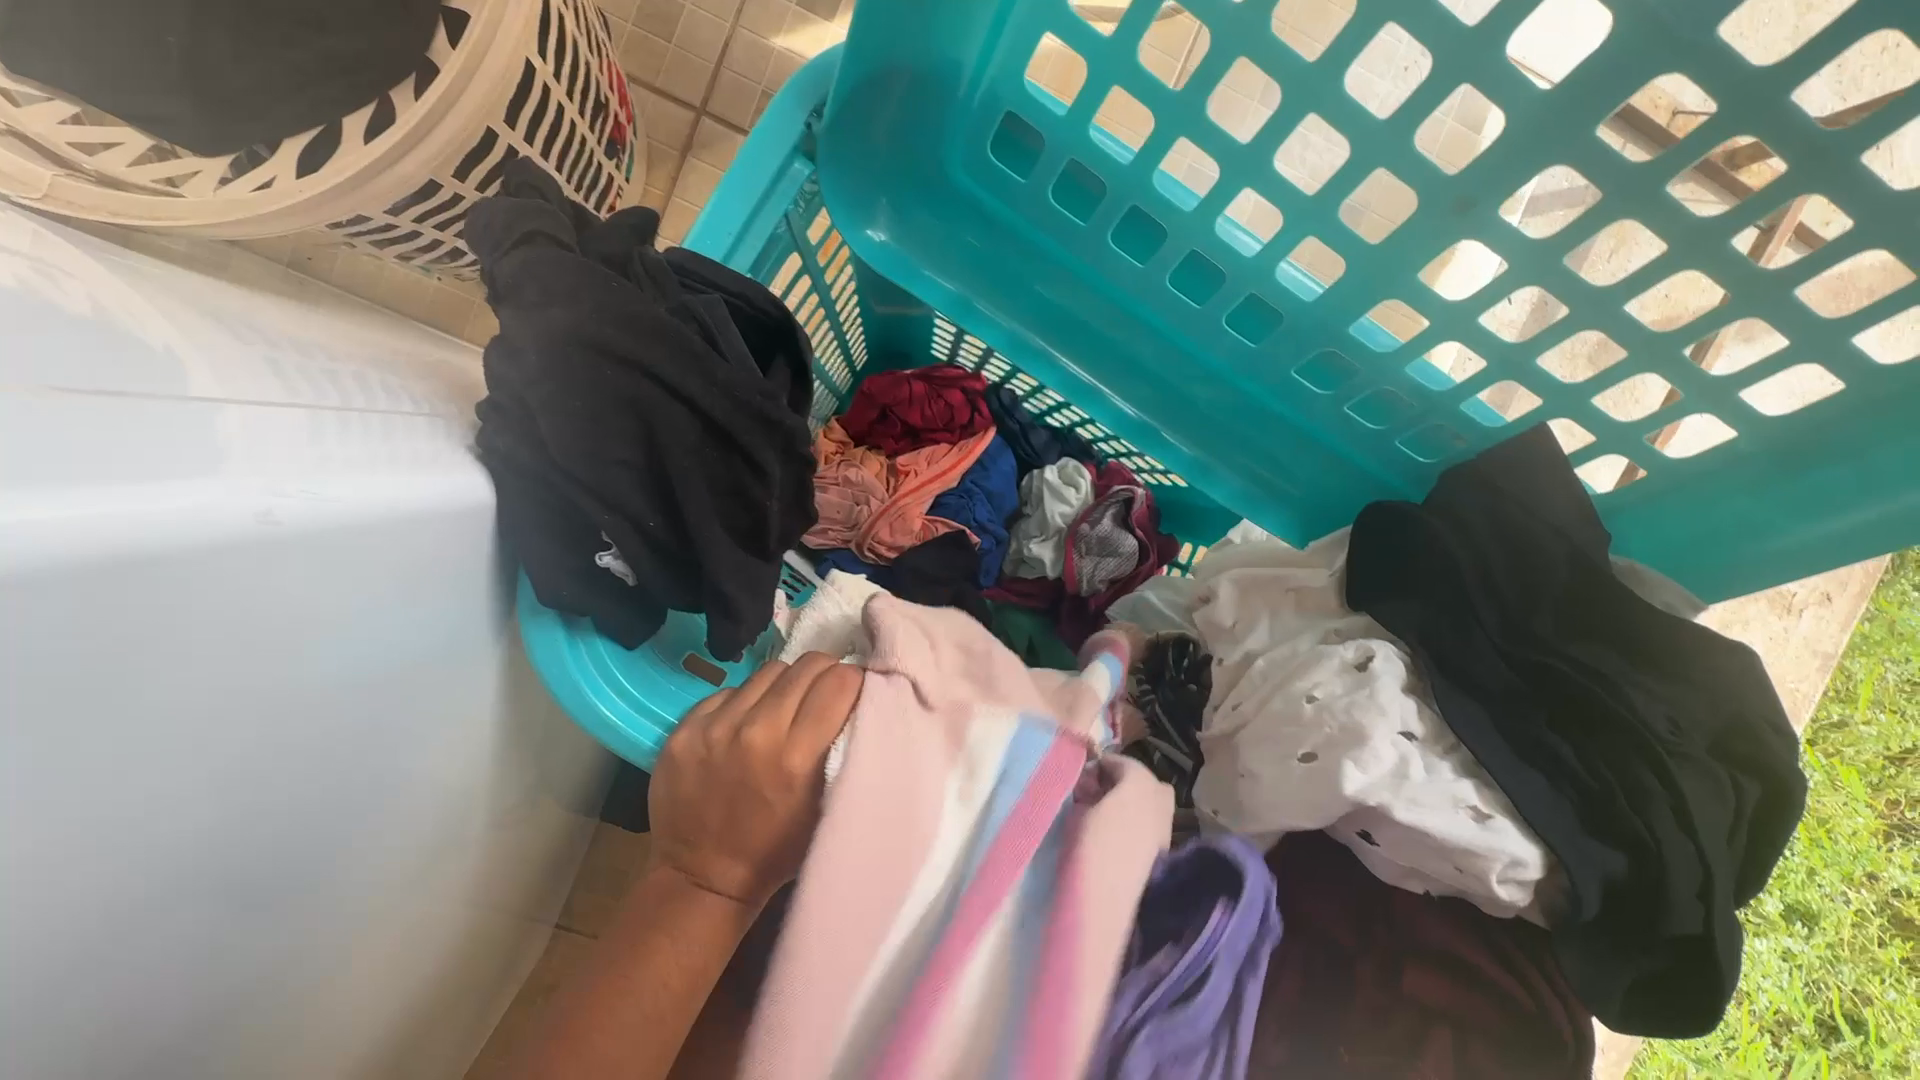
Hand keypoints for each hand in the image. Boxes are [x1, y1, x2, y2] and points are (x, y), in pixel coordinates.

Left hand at [648, 652, 861, 907]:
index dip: (853, 681)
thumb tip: (858, 700)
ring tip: (785, 708)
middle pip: (805, 666)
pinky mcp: (684, 728)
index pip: (839, 681)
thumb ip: (841, 751)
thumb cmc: (776, 851)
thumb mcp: (825, 807)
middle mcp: (755, 731)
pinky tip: (746, 726)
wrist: (700, 878)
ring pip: (768, 671)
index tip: (855, 692)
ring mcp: (714, 727)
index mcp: (796, 757)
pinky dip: (746, 701)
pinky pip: (729, 691)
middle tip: (826, 693)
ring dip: (785, 684)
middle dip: (825, 674)